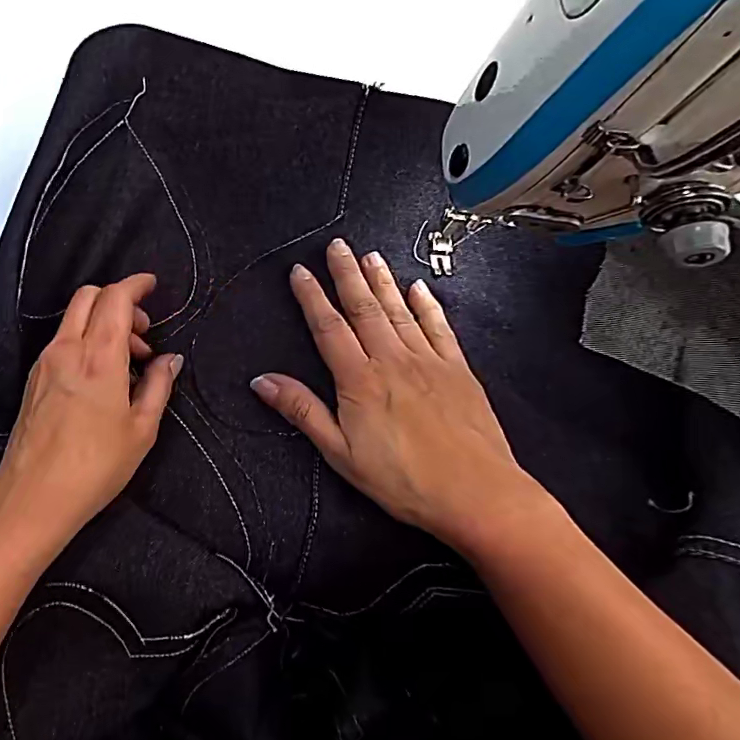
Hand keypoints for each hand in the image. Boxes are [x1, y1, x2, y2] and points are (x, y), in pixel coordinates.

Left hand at [0, 274, 181, 555]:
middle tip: (143, 330)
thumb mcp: (142, 429)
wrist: (32, 499)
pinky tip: (104, 377)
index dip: (136, 285)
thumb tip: (170, 360)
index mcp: (98, 358)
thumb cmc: (93, 468)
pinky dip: (87, 341)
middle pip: (89, 296)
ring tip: (129, 361)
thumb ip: (158, 385)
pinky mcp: (34, 379)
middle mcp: (67, 351)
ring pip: (74, 318)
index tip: (151, 285)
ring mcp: (45, 363)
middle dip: (120, 300)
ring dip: (104, 323)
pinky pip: (63, 341)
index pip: (115, 298)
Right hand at [250, 239, 546, 554]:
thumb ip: (302, 411)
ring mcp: (428, 361)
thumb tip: (264, 382)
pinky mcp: (457, 369)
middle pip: (363, 307)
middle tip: (337, 246)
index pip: (328, 327)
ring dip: (382, 281)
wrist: (475, 492)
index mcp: (360, 381)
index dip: (311, 296)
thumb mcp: (341, 453)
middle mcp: (392, 361)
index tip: (300, 273)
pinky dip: (426, 305)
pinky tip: (418, 288)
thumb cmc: (406, 481)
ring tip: (369, 256)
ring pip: (398, 310)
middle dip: (346, 273)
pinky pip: (438, 327)